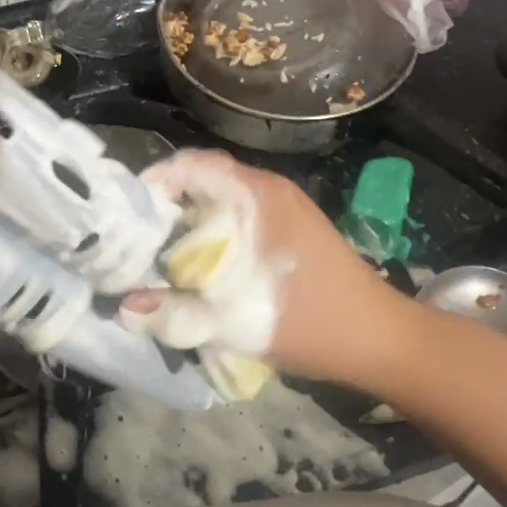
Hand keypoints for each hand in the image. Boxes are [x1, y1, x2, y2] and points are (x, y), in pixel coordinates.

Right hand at [133, 149, 414, 385]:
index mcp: (256, 195)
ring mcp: (284, 205)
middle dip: (165, 203)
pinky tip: (202, 262)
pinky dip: (212, 227)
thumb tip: (123, 308)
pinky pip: (238, 211)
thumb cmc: (311, 323)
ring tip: (160, 250)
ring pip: (220, 196)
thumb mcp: (236, 323)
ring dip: (189, 217)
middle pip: (202, 178)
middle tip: (136, 236)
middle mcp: (268, 188)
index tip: (127, 215)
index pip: (191, 165)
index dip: (153, 182)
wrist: (383, 340)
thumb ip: (174, 314)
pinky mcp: (291, 225)